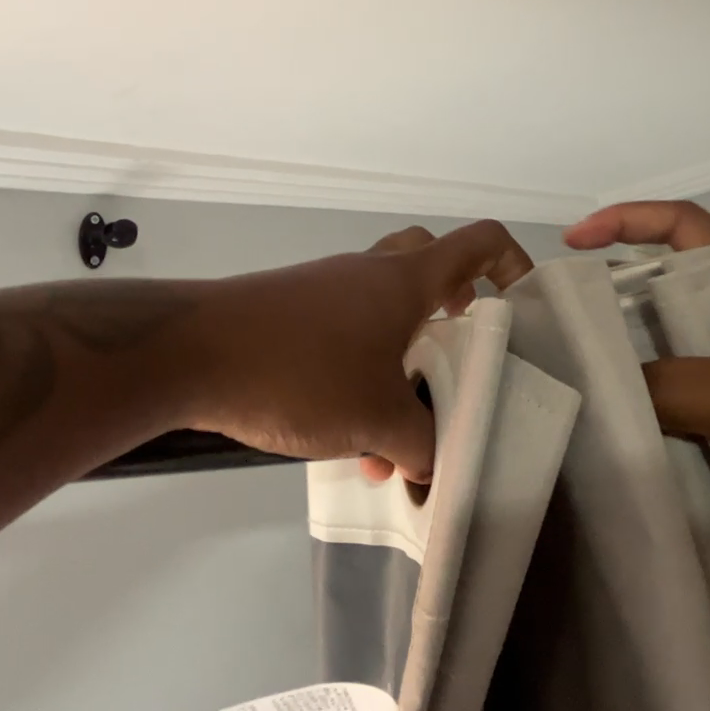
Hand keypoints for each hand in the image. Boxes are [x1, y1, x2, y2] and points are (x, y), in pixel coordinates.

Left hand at [180, 220, 533, 484]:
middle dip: (453, 306)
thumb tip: (428, 468)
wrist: (188, 354)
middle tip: (457, 352)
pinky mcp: (288, 311)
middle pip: (428, 265)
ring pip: (381, 308)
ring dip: (399, 359)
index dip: (514, 267)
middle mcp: (368, 273)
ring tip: (394, 431)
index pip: (480, 243)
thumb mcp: (376, 421)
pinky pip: (341, 331)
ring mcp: (324, 288)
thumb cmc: (299, 374)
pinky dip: (357, 371)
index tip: (521, 311)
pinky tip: (342, 431)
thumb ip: (420, 446)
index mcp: (405, 282)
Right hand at [565, 201, 709, 590]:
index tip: (573, 241)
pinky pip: (684, 400)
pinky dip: (650, 404)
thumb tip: (599, 383)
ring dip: (629, 357)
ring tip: (575, 371)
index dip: (628, 220)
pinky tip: (616, 419)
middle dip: (615, 294)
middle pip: (671, 289)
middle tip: (561, 320)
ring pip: (673, 350)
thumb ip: (669, 384)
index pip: (689, 226)